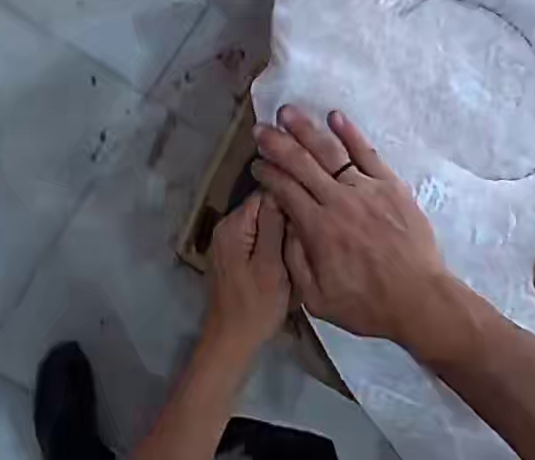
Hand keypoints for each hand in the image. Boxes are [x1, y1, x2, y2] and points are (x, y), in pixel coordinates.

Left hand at [205, 192, 290, 354]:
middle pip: (263, 205)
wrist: (231, 345)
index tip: (309, 211)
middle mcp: (226, 227)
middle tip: (306, 232)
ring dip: (280, 230)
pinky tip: (285, 256)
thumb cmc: (255, 307)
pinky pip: (257, 236)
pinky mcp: (232, 255)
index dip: (289, 199)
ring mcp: (227, 242)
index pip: (266, 192)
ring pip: (263, 221)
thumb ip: (274, 224)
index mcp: (233, 226)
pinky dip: (272, 242)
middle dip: (285, 215)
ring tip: (298, 245)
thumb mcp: (271, 264)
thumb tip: (281, 188)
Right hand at [251, 106, 462, 353]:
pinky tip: (335, 116)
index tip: (256, 163)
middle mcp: (338, 201)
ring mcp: (366, 188)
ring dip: (307, 130)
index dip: (268, 174)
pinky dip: (350, 132)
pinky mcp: (390, 183)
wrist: (417, 296)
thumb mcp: (317, 298)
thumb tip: (286, 223)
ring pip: (331, 152)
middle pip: (302, 164)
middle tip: (261, 128)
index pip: (286, 190)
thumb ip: (295, 259)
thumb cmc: (366, 303)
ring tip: (288, 112)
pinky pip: (367, 152)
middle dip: (278, 144)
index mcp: (318, 228)